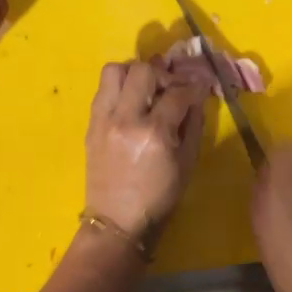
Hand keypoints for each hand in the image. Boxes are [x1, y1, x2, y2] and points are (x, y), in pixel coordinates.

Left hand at [85, 61, 207, 240]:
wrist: (117, 221)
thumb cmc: (159, 197)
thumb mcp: (188, 163)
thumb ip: (193, 124)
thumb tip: (195, 97)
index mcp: (155, 133)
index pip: (177, 92)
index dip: (193, 87)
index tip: (200, 87)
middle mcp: (126, 119)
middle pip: (144, 70)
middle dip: (163, 73)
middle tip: (171, 87)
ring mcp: (104, 119)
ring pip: (115, 70)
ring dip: (135, 73)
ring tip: (146, 89)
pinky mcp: (91, 124)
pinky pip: (103, 89)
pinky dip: (120, 88)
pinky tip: (130, 102)